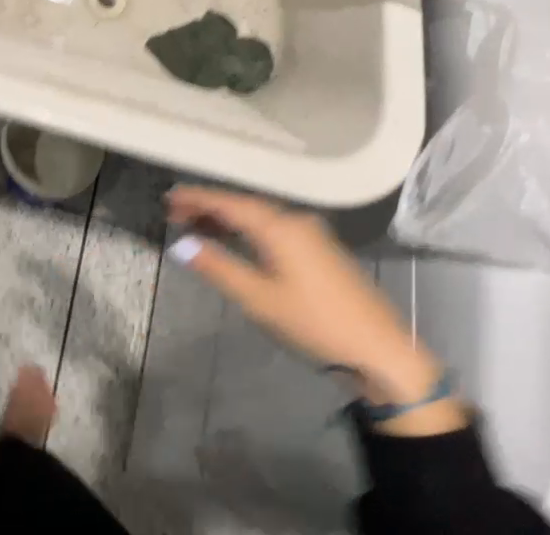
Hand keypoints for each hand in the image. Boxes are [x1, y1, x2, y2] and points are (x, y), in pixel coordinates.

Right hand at [165, 187, 440, 408]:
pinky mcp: (320, 251)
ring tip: (197, 227)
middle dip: (208, 207)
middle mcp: (296, 221)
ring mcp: (312, 235)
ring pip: (259, 217)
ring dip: (228, 219)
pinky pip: (274, 228)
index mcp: (280, 227)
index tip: (168, 198)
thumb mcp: (259, 298)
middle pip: (244, 205)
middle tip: (175, 214)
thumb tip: (180, 245)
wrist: (381, 351)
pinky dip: (248, 230)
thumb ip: (219, 268)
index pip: (229, 203)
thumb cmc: (315, 323)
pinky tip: (236, 242)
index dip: (197, 198)